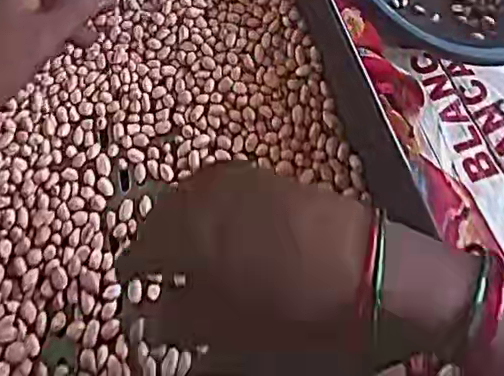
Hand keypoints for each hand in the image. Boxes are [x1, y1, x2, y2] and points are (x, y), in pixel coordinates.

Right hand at [116, 163, 397, 364]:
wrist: (370, 268)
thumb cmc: (299, 312)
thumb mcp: (234, 330)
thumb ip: (183, 319)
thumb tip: (151, 314)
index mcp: (191, 231)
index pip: (142, 247)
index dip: (133, 271)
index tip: (133, 287)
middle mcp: (203, 192)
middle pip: (160, 214)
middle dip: (154, 243)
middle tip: (159, 274)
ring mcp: (231, 177)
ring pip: (185, 197)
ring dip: (180, 222)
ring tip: (189, 254)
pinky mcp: (256, 173)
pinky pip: (212, 186)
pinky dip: (205, 207)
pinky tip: (220, 233)